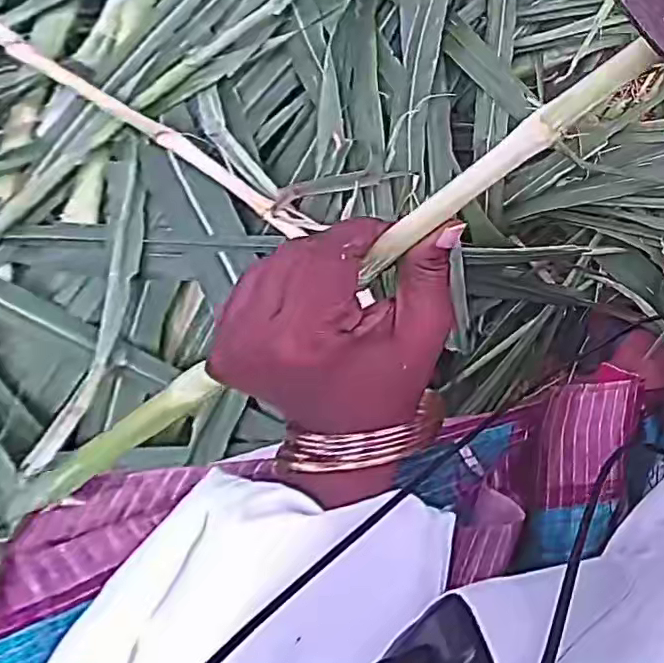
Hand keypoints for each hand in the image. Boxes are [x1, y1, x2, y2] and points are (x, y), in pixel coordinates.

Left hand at [208, 218, 462, 434]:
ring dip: (316, 260)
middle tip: (374, 263)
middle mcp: (258, 338)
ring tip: (345, 286)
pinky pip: (257, 278)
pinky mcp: (224, 339)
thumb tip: (440, 230)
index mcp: (306, 337)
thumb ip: (429, 272)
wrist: (347, 432)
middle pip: (302, 251)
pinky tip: (315, 296)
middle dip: (343, 248)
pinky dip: (290, 276)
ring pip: (278, 258)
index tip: (390, 236)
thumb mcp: (423, 328)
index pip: (330, 251)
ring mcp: (233, 340)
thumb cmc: (385, 388)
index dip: (365, 233)